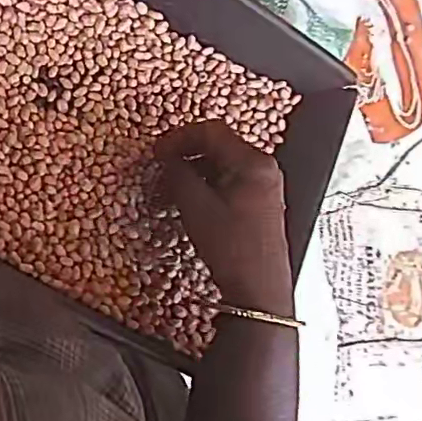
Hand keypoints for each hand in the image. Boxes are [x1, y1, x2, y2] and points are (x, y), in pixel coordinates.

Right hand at [156, 120, 293, 316]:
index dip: (179, 137)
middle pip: (218, 144)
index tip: (157, 150)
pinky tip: (188, 197)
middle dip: (186, 152)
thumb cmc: (232, 248)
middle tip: (160, 164)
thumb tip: (167, 159)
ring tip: (170, 184)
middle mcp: (263, 168)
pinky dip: (206, 182)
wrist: (259, 289)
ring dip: (194, 168)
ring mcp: (264, 184)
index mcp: (253, 163)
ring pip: (222, 162)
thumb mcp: (197, 208)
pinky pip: (228, 179)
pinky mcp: (259, 201)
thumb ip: (179, 175)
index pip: (212, 131)